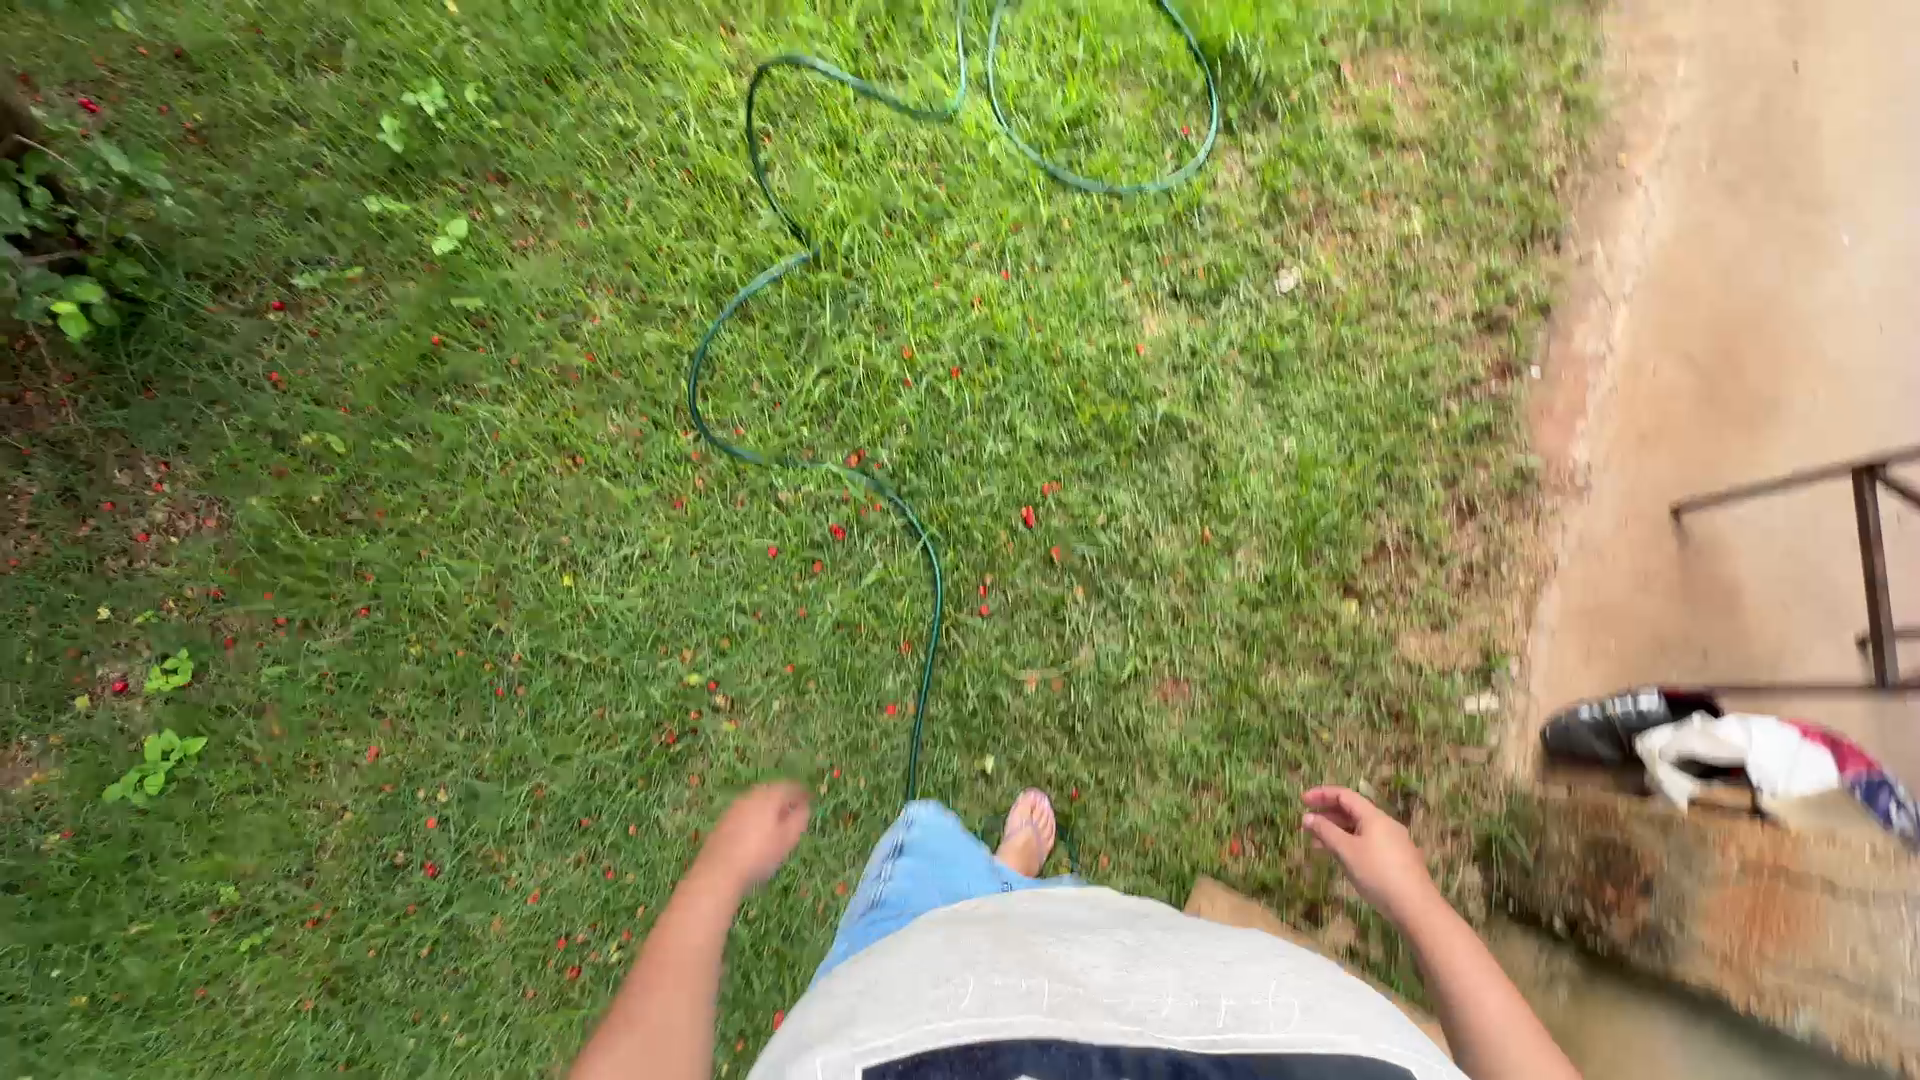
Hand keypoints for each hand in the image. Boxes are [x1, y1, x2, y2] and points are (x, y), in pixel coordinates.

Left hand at [690, 782, 810, 896]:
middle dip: (784, 799)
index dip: (801, 793)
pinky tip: (756, 833)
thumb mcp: (788, 839)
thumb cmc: (759, 854)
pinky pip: (745, 812)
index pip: (790, 787)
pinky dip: (755, 817)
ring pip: (757, 801)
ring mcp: (735, 807)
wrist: (718, 872)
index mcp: (769, 796)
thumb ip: (799, 819)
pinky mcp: (723, 821)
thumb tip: (804, 807)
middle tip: (793, 811)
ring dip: (768, 808)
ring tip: (776, 824)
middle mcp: (751, 796)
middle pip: (771, 791)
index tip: (809, 800)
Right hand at [1301, 785, 1442, 927]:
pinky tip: (1341, 858)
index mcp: (1374, 817)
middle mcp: (1386, 825)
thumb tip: (1307, 817)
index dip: (1321, 794)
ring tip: (1317, 844)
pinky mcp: (1398, 859)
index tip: (1302, 801)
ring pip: (1359, 829)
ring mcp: (1394, 842)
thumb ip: (1325, 831)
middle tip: (1307, 825)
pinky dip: (1349, 843)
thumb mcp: (1346, 851)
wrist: (1417, 908)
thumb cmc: (1377, 873)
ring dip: (1336, 831)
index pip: (1344, 795)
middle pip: (1352, 811)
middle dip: (1327, 815)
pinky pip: (1368, 842)